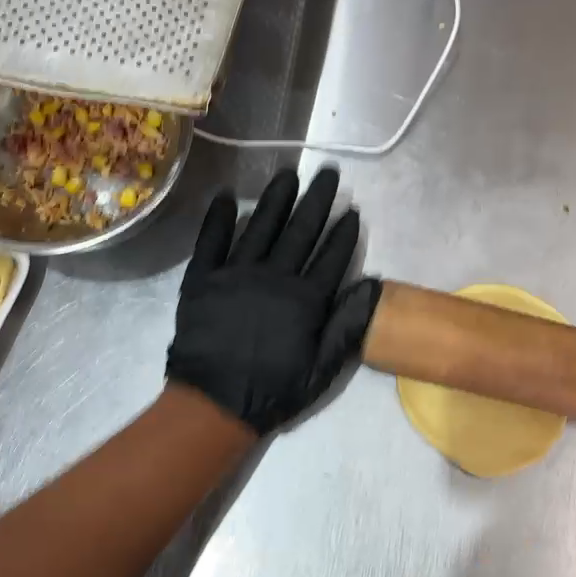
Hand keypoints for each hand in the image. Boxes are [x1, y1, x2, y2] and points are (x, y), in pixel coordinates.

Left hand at [167, 168, 380, 433]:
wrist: (214, 403)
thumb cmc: (274, 390)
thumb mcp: (323, 368)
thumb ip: (347, 325)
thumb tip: (372, 285)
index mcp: (305, 300)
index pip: (331, 257)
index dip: (344, 233)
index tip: (353, 210)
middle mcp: (273, 277)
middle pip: (300, 232)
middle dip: (316, 201)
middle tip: (328, 173)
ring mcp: (236, 274)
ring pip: (261, 227)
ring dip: (276, 199)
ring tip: (288, 174)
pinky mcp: (203, 279)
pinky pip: (211, 241)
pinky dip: (219, 218)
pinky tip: (228, 196)